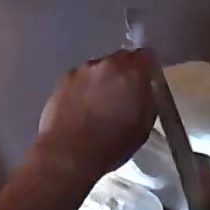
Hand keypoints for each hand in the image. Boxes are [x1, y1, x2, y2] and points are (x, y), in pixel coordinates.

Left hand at [34, 50, 156, 185]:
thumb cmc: (113, 144)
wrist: (68, 153)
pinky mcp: (63, 79)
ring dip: (102, 80)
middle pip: (121, 59)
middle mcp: (108, 64)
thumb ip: (146, 99)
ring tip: (97, 104)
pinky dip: (83, 87)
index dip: (146, 68)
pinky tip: (79, 107)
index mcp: (133, 73)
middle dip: (123, 72)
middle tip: (121, 95)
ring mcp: (83, 69)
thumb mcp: (144, 125)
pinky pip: (80, 78)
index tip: (144, 80)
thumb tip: (142, 89)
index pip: (145, 56)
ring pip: (99, 68)